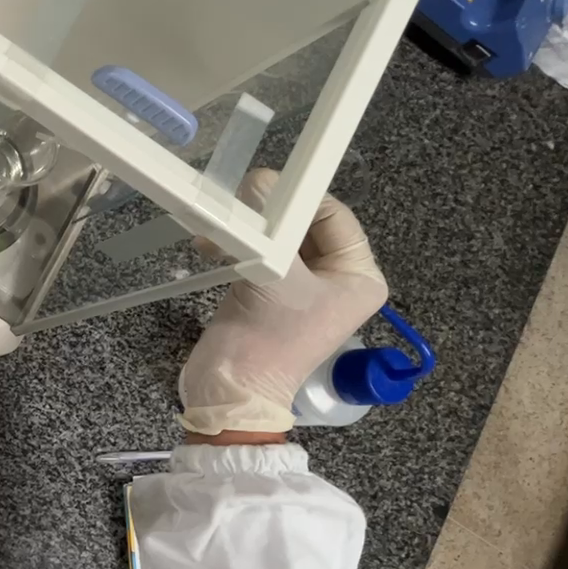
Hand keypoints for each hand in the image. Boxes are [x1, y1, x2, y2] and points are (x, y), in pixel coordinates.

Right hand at [179, 168, 387, 435]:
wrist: (230, 388)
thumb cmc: (269, 336)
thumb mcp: (278, 274)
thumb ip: (270, 227)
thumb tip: (257, 180)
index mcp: (358, 277)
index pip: (335, 218)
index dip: (299, 200)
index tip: (260, 186)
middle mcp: (333, 280)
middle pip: (302, 228)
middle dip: (267, 217)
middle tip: (233, 204)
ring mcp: (297, 289)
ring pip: (274, 242)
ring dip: (245, 234)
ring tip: (215, 231)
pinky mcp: (263, 296)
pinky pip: (254, 258)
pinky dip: (233, 249)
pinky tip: (208, 246)